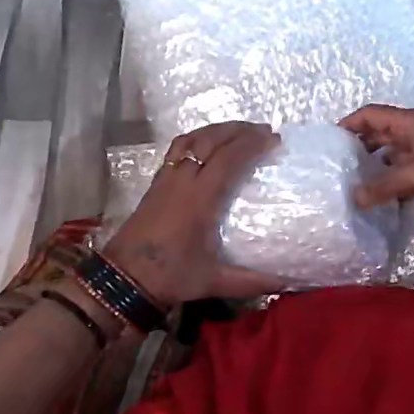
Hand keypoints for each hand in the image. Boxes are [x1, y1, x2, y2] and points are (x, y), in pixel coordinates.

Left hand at [102, 122, 286, 304]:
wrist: (124, 278)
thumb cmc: (170, 276)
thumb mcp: (215, 281)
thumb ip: (253, 281)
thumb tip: (289, 284)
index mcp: (200, 199)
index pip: (229, 158)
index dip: (252, 144)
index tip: (273, 138)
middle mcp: (182, 181)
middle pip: (211, 140)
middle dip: (238, 130)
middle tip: (263, 129)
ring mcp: (166, 179)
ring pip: (191, 139)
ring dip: (217, 130)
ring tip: (238, 131)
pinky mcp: (156, 183)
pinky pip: (178, 148)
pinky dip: (197, 138)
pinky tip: (207, 144)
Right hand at [338, 105, 413, 209]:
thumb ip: (385, 184)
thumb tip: (354, 198)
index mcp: (409, 122)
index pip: (370, 115)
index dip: (350, 124)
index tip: (329, 141)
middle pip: (379, 136)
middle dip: (359, 150)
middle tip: (338, 169)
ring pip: (392, 159)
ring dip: (375, 170)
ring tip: (353, 187)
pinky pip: (406, 176)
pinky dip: (393, 186)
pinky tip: (380, 200)